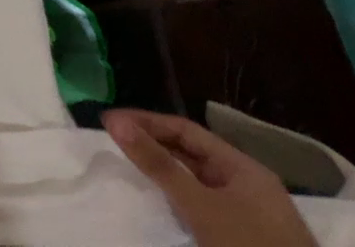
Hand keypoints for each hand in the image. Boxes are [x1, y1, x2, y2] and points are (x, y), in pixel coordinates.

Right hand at [103, 109, 317, 246]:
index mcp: (243, 167)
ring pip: (196, 175)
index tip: (107, 121)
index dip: (145, 121)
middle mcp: (246, 181)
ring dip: (162, 166)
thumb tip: (114, 121)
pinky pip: (202, 198)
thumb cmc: (248, 244)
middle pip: (191, 150)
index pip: (186, 130)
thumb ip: (158, 164)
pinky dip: (176, 191)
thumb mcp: (200, 205)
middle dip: (151, 141)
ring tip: (129, 161)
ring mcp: (247, 207)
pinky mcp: (243, 229)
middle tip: (112, 138)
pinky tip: (160, 195)